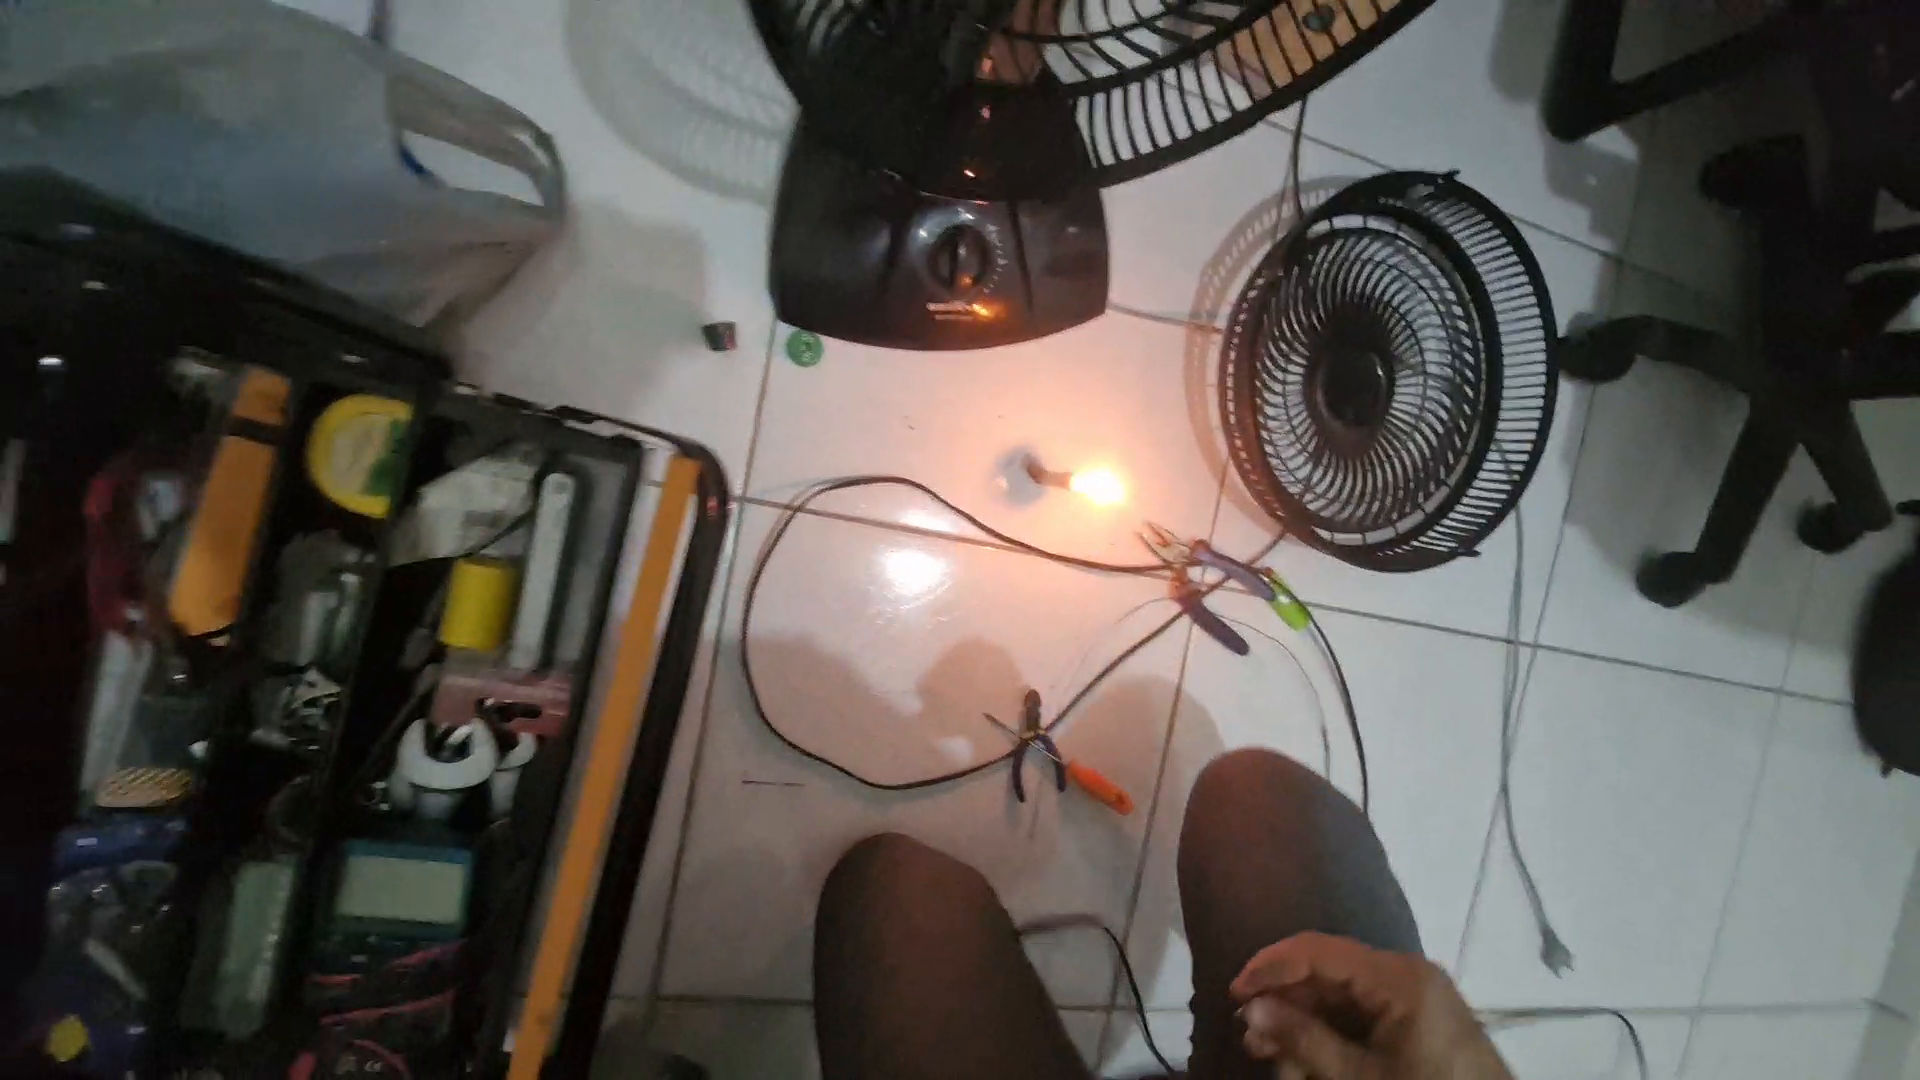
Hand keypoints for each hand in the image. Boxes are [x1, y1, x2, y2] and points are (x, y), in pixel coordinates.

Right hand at [1230, 932, 1514, 1079]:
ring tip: (1269, 1048)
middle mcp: (1407, 972)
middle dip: (1284, 999)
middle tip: (1249, 1031)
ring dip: (1303, 1017)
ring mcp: (1417, 996)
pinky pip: (1362, 1011)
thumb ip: (1304, 1039)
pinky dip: (1331, 1029)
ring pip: (1340, 992)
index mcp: (1398, 977)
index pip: (1316, 951)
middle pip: (1326, 970)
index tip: (1234, 993)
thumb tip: (1250, 1006)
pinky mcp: (1422, 1021)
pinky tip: (1305, 1052)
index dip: (1269, 967)